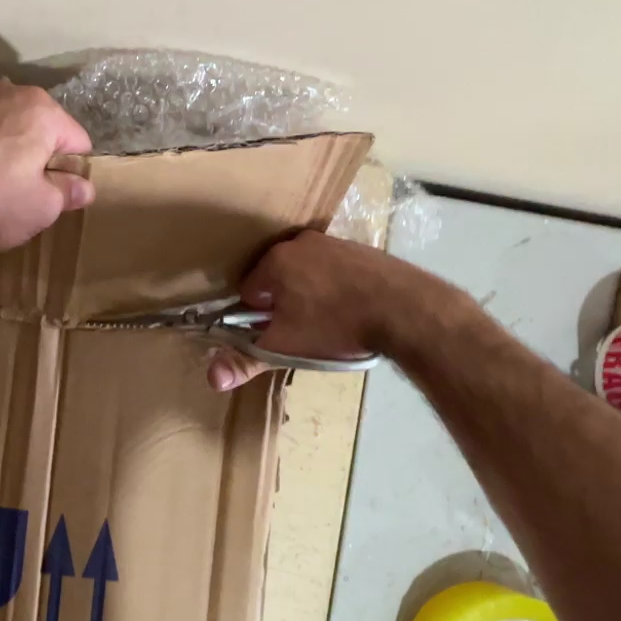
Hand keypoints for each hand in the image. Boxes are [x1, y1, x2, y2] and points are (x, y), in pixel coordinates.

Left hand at [0, 83, 93, 250]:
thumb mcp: (41, 209)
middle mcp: (8, 90)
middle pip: (37, 126)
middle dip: (33, 153)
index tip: (52, 192)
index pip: (76, 141)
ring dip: (1, 143)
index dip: (69, 170)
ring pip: (1, 121)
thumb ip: (68, 193)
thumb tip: (85, 187)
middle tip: (17, 188)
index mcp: (42, 111)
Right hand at [206, 231, 453, 389]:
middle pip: (277, 279)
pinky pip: (335, 271)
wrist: (407, 310)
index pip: (248, 291)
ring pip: (307, 274)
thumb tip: (212, 378)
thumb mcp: (285, 347)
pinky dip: (336, 288)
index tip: (273, 334)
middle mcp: (301, 242)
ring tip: (327, 322)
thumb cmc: (336, 326)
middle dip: (282, 304)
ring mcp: (335, 242)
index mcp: (275, 261)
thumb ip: (245, 361)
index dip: (256, 318)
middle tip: (300, 330)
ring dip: (309, 295)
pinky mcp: (364, 250)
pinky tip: (350, 310)